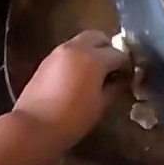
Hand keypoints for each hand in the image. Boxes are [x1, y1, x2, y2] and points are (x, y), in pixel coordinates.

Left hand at [13, 31, 129, 147]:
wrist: (34, 126)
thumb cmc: (73, 119)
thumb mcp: (100, 105)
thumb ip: (114, 88)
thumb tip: (120, 80)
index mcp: (93, 58)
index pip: (118, 54)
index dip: (126, 66)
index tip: (128, 77)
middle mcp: (75, 48)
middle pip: (98, 37)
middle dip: (108, 49)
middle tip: (112, 69)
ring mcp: (57, 52)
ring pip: (80, 43)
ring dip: (91, 52)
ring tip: (95, 74)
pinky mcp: (45, 61)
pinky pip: (67, 53)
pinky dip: (77, 58)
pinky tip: (78, 78)